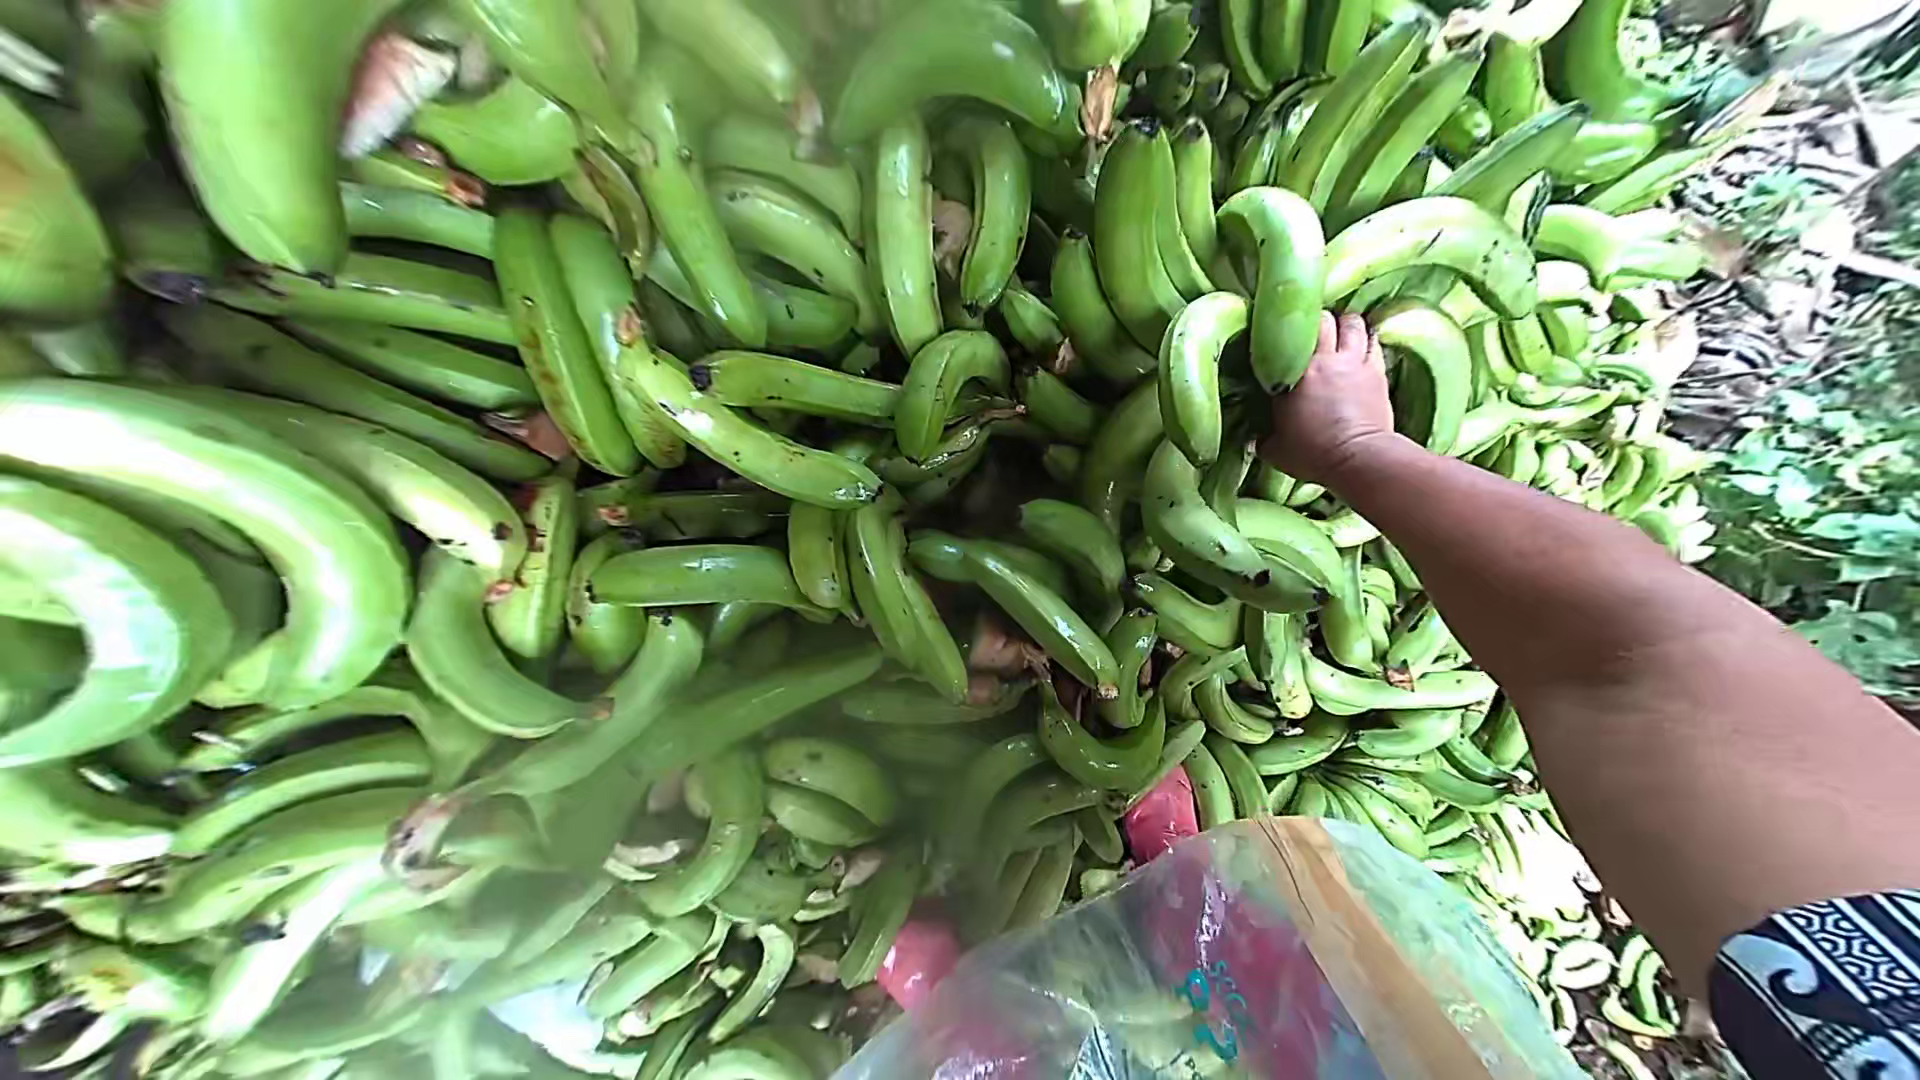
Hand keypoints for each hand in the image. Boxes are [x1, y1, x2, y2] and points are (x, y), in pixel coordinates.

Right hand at [1259, 311, 1397, 483]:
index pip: (1284, 340)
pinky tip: (1362, 345)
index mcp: (1291, 375)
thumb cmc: (1312, 453)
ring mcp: (1354, 362)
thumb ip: (1263, 437)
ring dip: (1346, 324)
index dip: (1282, 335)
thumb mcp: (1274, 449)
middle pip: (1323, 319)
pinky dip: (1368, 340)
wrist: (1357, 458)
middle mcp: (1324, 360)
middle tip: (1312, 331)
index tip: (1279, 340)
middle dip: (1318, 320)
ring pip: (1353, 324)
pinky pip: (1374, 342)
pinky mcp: (1378, 371)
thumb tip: (1256, 436)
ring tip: (1340, 332)